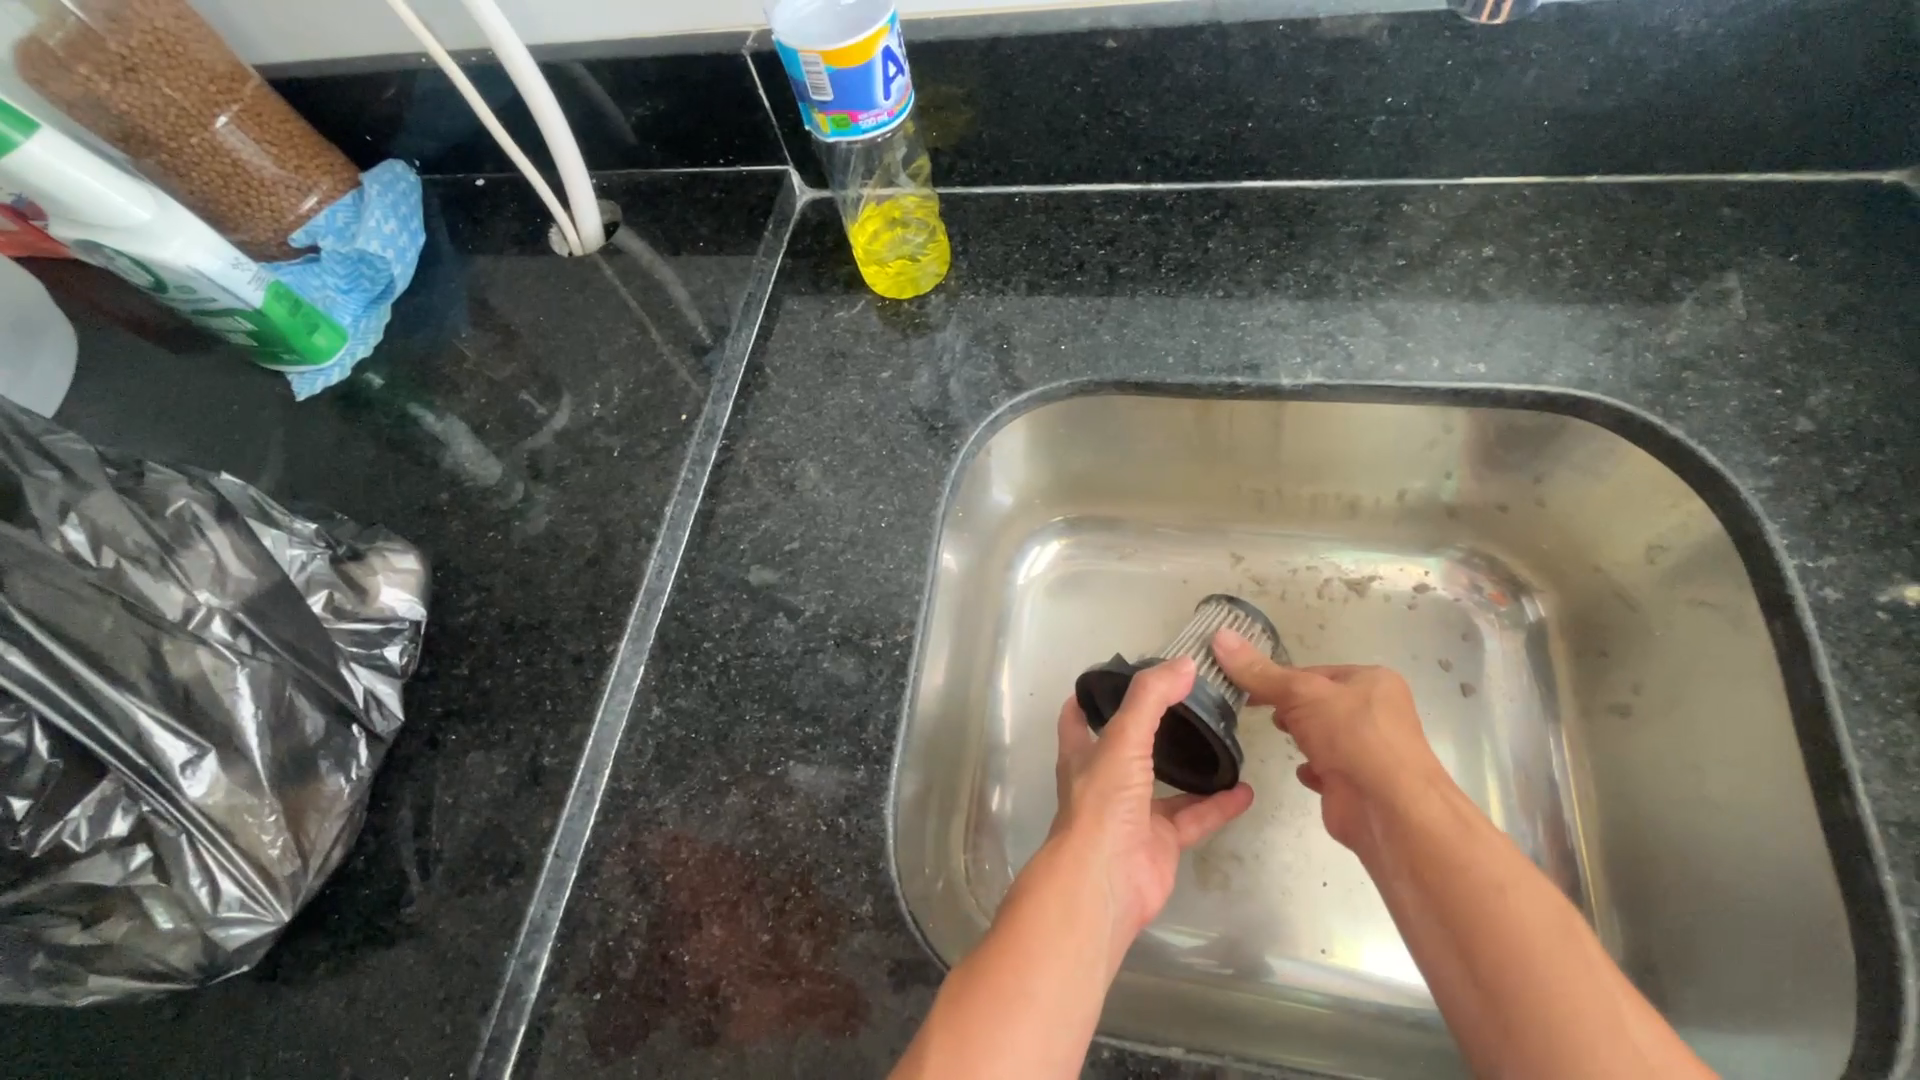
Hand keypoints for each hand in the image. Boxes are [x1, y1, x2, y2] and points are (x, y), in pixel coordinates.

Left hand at [1047, 657, 1253, 963]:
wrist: (1105, 880)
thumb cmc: (1102, 803)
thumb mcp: (1123, 739)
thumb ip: (1150, 699)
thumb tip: (1183, 664)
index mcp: (1083, 754)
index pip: (1079, 716)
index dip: (1092, 696)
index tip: (1116, 674)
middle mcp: (1105, 780)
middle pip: (1126, 747)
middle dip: (1150, 727)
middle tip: (1186, 700)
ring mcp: (1133, 813)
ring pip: (1165, 783)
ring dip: (1189, 765)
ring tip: (1220, 739)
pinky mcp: (1160, 841)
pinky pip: (1194, 818)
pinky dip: (1218, 805)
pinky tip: (1244, 790)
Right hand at [1211, 628, 1451, 854]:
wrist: (1389, 809)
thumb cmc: (1352, 737)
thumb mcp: (1300, 694)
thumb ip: (1259, 672)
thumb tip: (1219, 635)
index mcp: (1372, 681)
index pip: (1313, 672)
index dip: (1277, 678)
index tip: (1245, 687)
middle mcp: (1375, 712)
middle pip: (1316, 702)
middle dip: (1289, 709)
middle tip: (1262, 714)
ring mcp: (1368, 750)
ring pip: (1322, 735)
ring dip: (1302, 738)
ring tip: (1284, 740)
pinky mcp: (1358, 783)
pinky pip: (1326, 768)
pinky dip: (1312, 769)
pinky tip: (1303, 772)